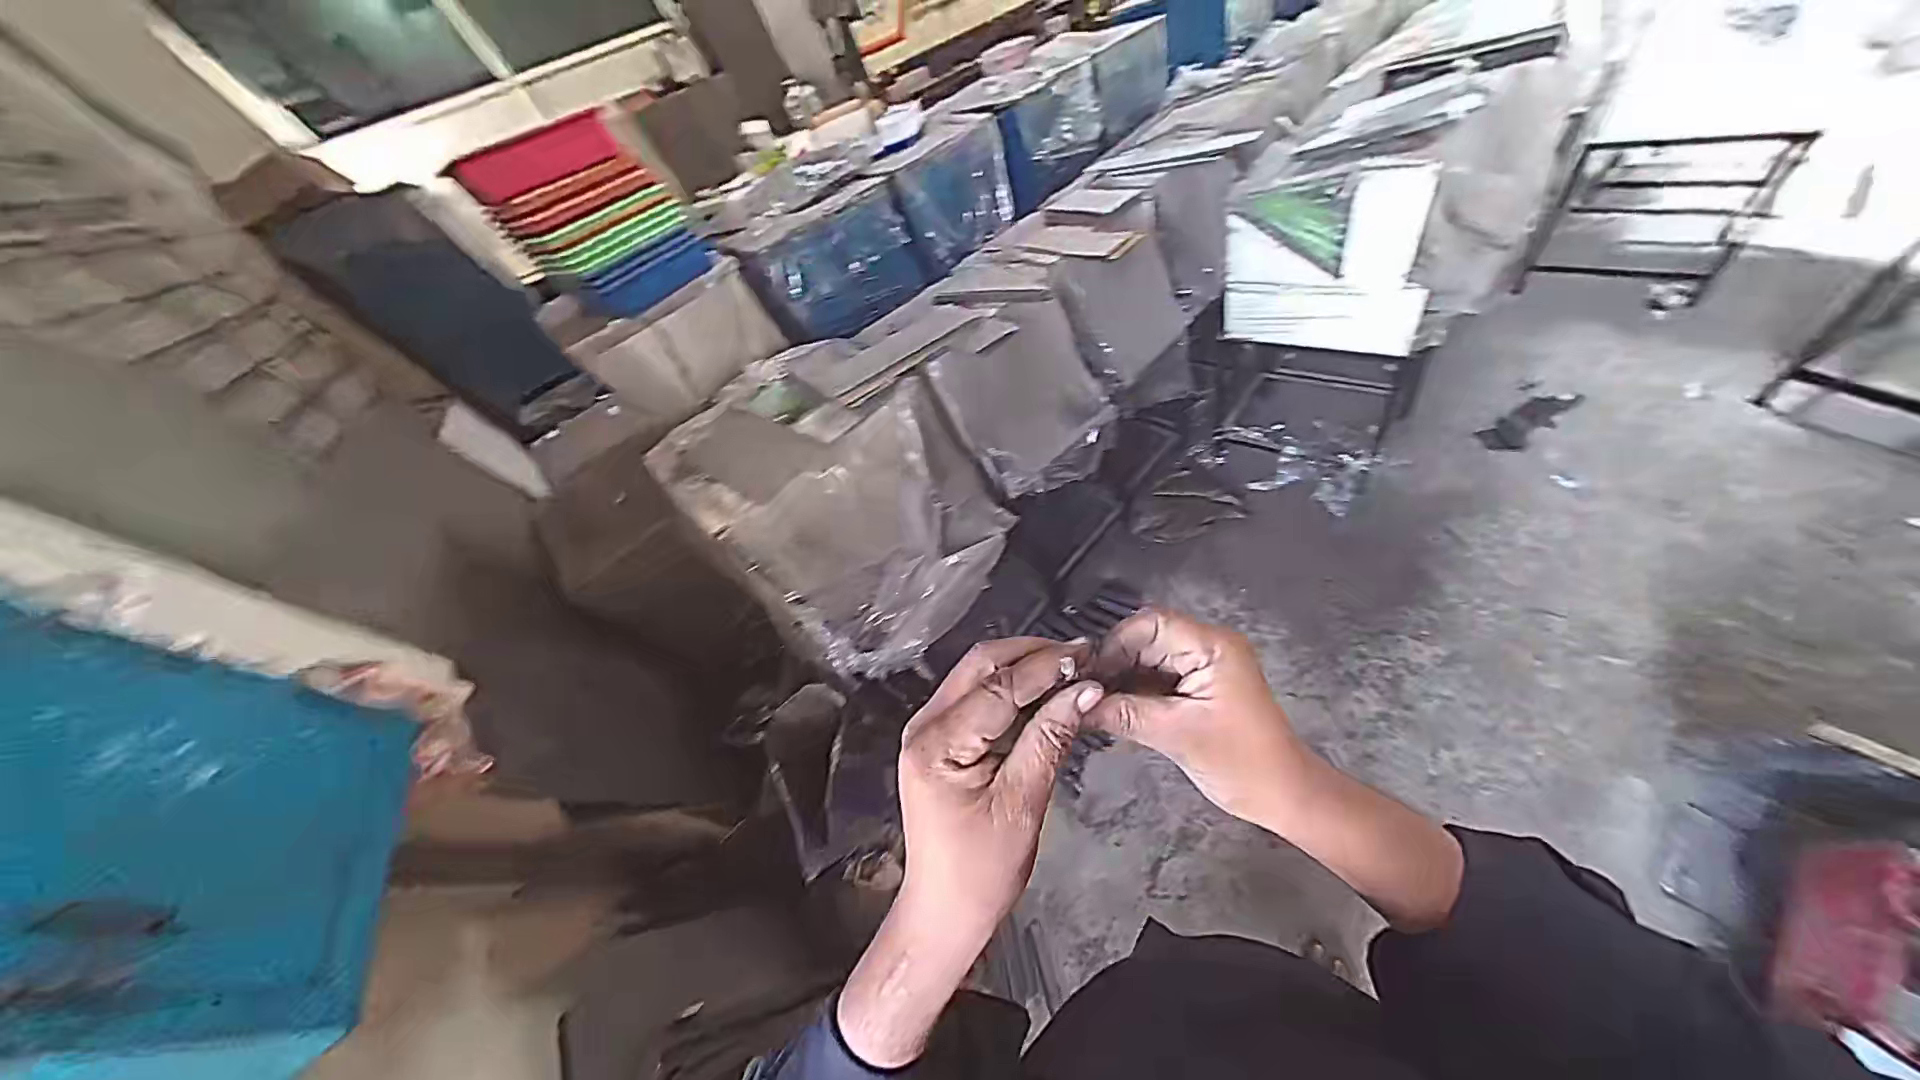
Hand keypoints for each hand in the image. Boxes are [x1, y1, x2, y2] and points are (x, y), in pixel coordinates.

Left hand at [838, 637, 1103, 1065]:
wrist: (944, 909)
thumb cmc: (981, 871)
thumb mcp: (1021, 805)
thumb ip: (1050, 739)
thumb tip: (1085, 690)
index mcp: (937, 743)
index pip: (999, 687)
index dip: (1045, 667)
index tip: (1087, 657)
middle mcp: (925, 725)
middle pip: (981, 665)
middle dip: (1032, 653)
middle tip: (1081, 653)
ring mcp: (928, 728)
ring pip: (979, 674)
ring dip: (1023, 665)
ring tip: (1070, 665)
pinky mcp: (940, 737)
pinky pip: (978, 696)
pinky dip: (1013, 687)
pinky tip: (1044, 688)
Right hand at [1086, 609, 1311, 824]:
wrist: (1283, 797)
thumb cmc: (1245, 765)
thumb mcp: (1177, 736)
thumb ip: (1124, 714)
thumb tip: (1080, 705)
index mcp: (1213, 647)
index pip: (1151, 623)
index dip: (1115, 643)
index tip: (1091, 671)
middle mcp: (1208, 647)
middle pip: (1146, 638)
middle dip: (1114, 662)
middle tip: (1085, 688)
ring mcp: (1202, 666)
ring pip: (1146, 658)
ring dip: (1120, 678)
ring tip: (1094, 700)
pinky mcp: (1196, 686)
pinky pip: (1154, 677)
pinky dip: (1132, 691)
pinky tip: (1112, 707)